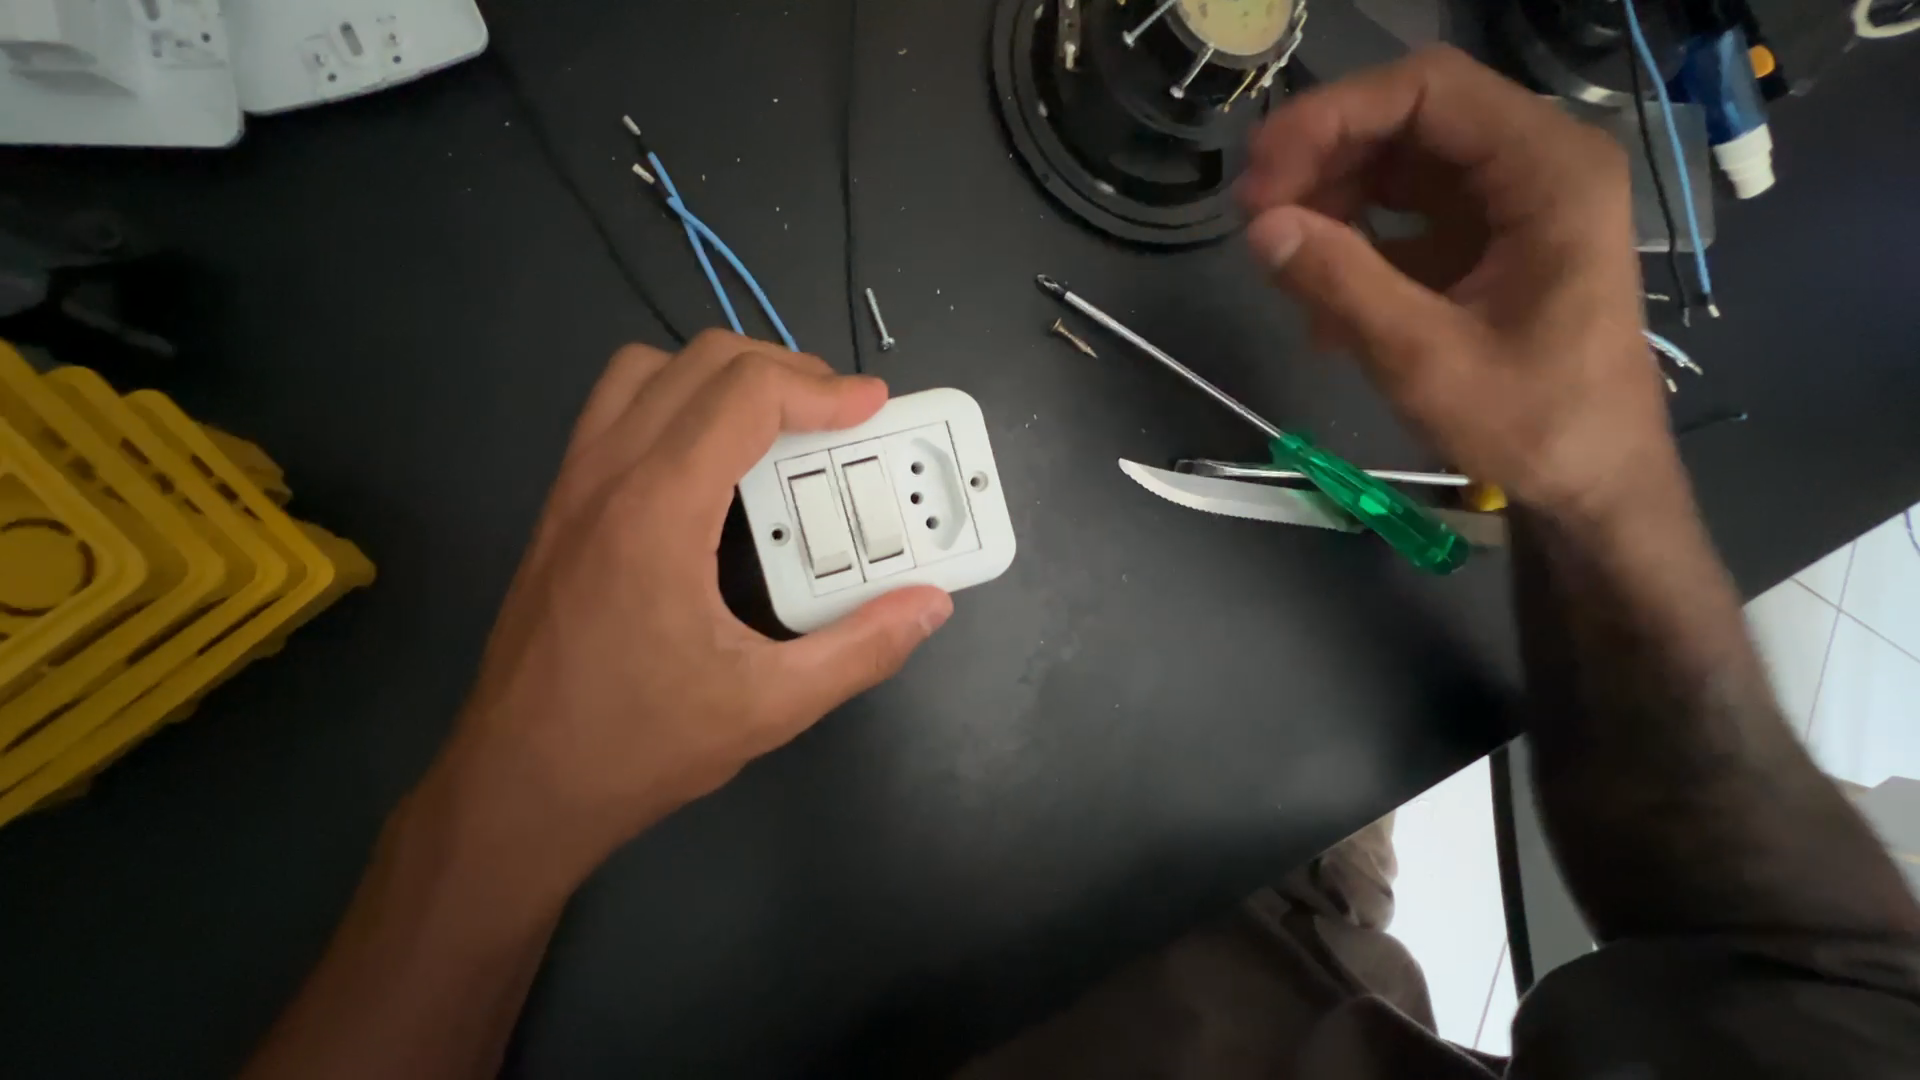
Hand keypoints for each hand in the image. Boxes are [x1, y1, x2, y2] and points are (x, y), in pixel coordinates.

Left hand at [427, 331, 952, 889]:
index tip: (871, 407)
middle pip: (699, 363)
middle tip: (837, 415)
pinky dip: (677, 402)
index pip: (744, 395)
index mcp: (657, 511)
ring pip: (645, 371)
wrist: (515, 789)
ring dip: (720, 376)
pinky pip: (618, 410)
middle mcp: (606, 476)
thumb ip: (862, 649)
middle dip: (782, 370)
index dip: (820, 389)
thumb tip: (930, 605)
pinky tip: (713, 466)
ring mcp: (572, 487)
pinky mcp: (560, 509)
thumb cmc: (640, 745)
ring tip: (775, 422)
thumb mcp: (770, 706)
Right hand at [1237, 46, 1679, 523]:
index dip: (1330, 118)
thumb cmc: (1530, 422)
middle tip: (1253, 219)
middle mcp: (1536, 166)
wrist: (1590, 480)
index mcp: (1548, 171)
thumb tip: (1259, 229)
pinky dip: (1354, 247)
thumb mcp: (1422, 357)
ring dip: (1330, 206)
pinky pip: (1404, 217)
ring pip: (1399, 166)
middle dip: (1321, 161)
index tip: (1259, 175)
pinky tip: (1323, 306)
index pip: (1427, 93)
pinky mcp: (1487, 243)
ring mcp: (1511, 204)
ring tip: (1283, 268)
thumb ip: (1341, 282)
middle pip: (1409, 122)